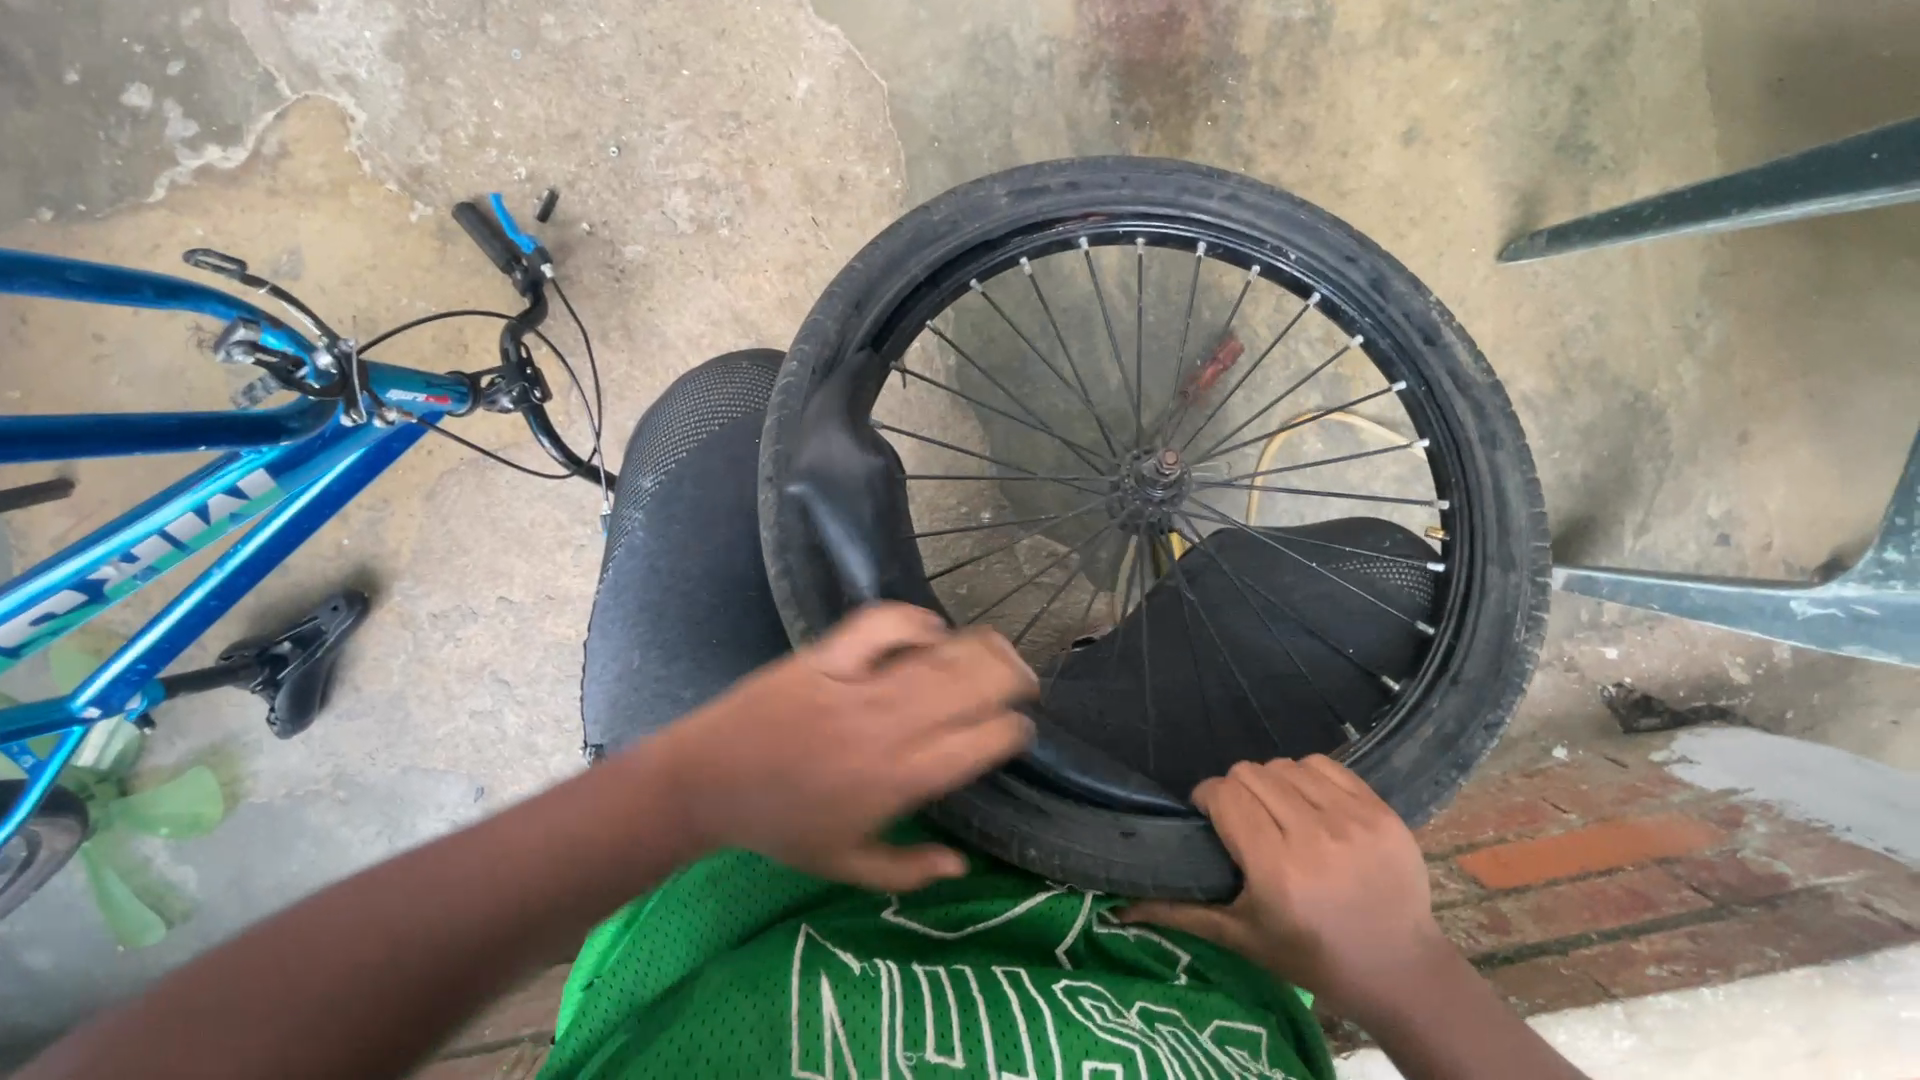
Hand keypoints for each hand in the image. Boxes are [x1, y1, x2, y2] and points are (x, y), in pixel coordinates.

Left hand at [633, 602, 1036, 891]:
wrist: (706, 783)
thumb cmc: (779, 827)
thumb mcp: (844, 865)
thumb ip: (908, 870)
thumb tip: (964, 864)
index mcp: (897, 782)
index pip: (978, 744)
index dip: (1011, 731)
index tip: (1019, 729)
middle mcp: (886, 730)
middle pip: (969, 688)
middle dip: (1010, 678)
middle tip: (1024, 680)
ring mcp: (855, 687)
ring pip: (937, 656)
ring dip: (979, 648)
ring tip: (999, 650)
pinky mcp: (825, 656)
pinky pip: (880, 626)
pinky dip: (913, 621)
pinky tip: (932, 629)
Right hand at [1118, 755, 1453, 1020]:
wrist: (1400, 968)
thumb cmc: (1312, 957)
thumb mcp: (1242, 939)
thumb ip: (1181, 913)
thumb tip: (1118, 907)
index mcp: (1275, 868)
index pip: (1223, 795)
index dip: (1207, 799)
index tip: (1208, 817)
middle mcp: (1313, 836)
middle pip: (1249, 773)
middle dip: (1235, 791)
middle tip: (1242, 820)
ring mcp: (1353, 819)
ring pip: (1284, 765)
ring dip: (1271, 783)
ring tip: (1277, 813)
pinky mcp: (1381, 810)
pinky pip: (1325, 765)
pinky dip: (1307, 776)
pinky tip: (1308, 804)